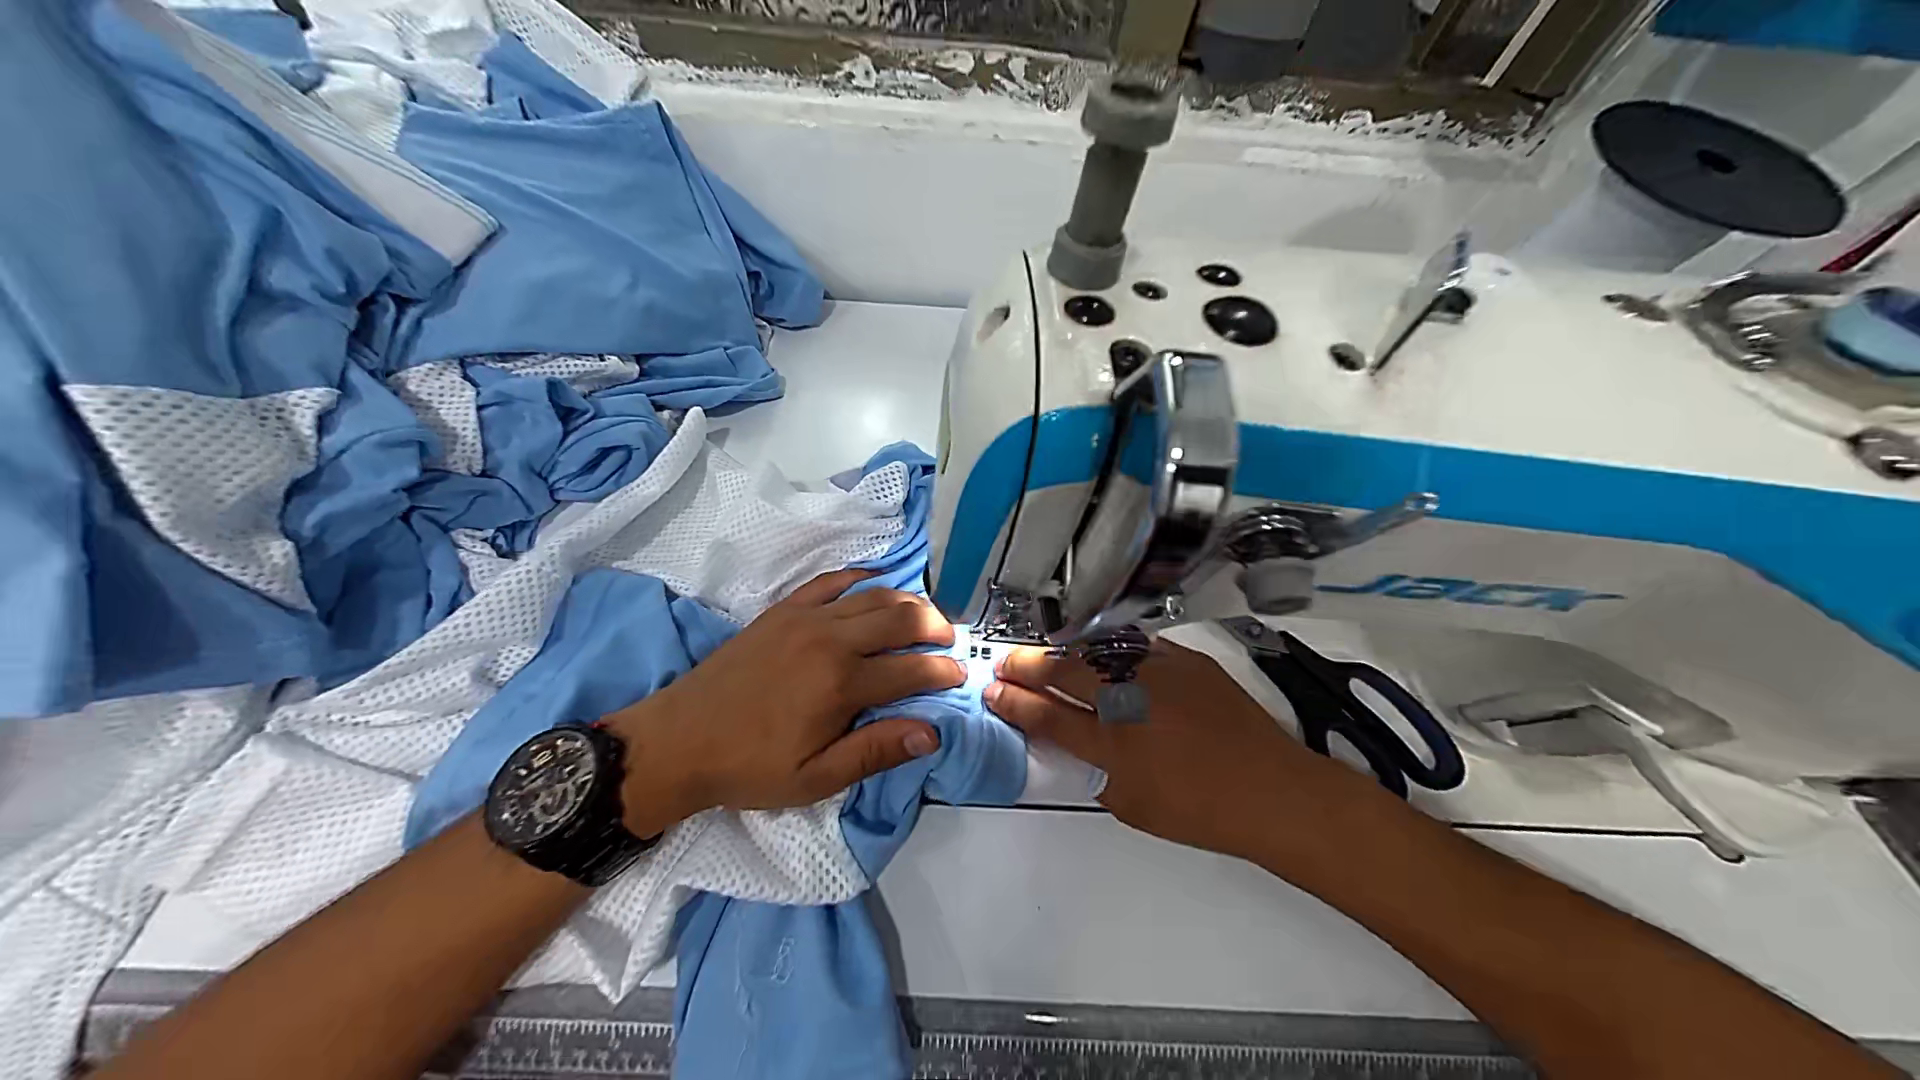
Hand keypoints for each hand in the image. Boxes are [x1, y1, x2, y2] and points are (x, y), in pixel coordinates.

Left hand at [605, 569, 962, 835]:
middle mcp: (830, 640)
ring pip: (874, 596)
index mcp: (841, 684)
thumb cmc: (749, 766)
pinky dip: (861, 578)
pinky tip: (877, 582)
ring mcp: (805, 618)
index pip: (912, 669)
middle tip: (949, 641)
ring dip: (908, 603)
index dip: (943, 672)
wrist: (679, 739)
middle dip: (935, 627)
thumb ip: (875, 751)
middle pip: (901, 619)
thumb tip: (931, 732)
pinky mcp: (783, 610)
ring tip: (925, 618)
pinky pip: (831, 581)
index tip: (959, 676)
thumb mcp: (814, 778)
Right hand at [985, 639, 1390, 864]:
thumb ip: (1091, 769)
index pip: (1046, 715)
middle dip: (1025, 665)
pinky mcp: (1183, 658)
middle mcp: (1130, 698)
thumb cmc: (1200, 810)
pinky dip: (1107, 650)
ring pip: (1094, 650)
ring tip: (1042, 655)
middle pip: (1062, 671)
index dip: (1013, 702)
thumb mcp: (1130, 804)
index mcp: (1112, 743)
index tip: (993, 692)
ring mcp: (1159, 670)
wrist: (1273, 790)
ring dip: (1061, 652)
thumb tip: (1069, 742)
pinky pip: (1134, 646)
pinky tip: (1097, 654)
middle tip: (1005, 664)